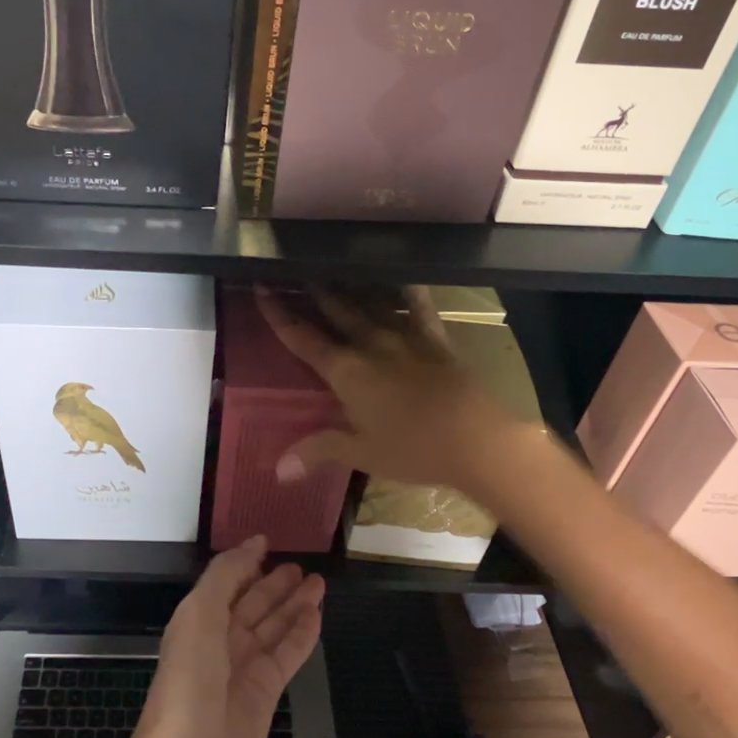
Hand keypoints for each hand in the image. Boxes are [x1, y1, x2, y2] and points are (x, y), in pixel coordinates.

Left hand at [100, 536, 323, 737]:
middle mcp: (220, 639)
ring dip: (294, 604)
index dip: (245, 562)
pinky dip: (302, 634)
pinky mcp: (266, 691)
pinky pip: (287, 654)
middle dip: (275, 583)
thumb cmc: (189, 679)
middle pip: (253, 604)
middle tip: (301, 564)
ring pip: (274, 626)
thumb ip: (226, 575)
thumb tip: (253, 543)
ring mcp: (244, 666)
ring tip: (318, 582)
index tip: (268, 542)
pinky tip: (317, 615)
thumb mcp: (200, 615)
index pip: (225, 583)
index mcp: (197, 618)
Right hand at [255, 284, 538, 497]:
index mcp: (346, 371)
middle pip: (334, 309)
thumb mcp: (362, 453)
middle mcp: (370, 343)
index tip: (261, 288)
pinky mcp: (435, 339)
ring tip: (334, 268)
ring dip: (349, 285)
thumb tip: (278, 470)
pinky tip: (404, 275)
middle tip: (293, 268)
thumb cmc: (413, 449)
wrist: (477, 438)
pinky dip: (408, 290)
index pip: (302, 338)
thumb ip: (319, 451)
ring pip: (370, 302)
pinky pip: (418, 306)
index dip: (279, 314)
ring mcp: (405, 336)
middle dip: (310, 290)